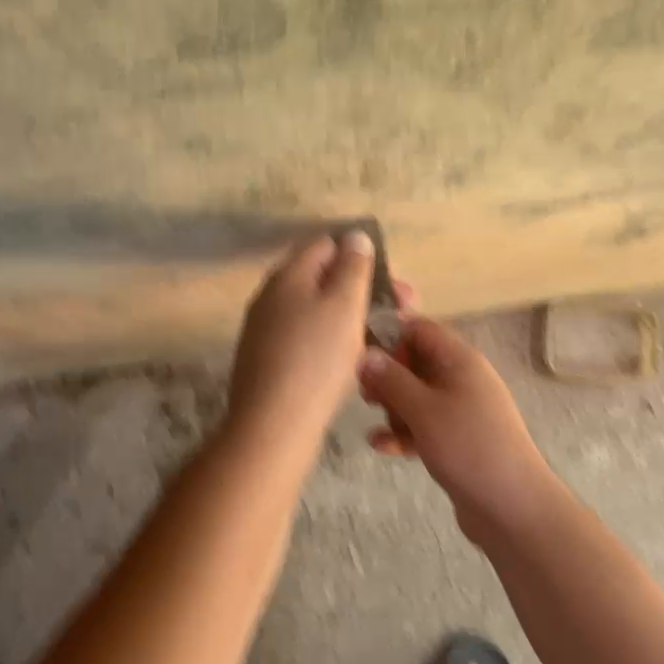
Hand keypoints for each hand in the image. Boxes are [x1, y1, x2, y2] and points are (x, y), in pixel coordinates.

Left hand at [225, 231, 375, 444]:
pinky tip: (350, 363)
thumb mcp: (343, 306)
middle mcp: (270, 297)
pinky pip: (305, 339)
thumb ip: (352, 267)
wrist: (272, 426)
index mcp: (288, 276)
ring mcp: (265, 331)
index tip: (391, 283)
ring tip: (381, 340)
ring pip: (315, 312)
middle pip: (321, 280)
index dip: (360, 256)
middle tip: (398, 314)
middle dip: (361, 291)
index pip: (325, 245)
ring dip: (349, 319)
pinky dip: (330, 343)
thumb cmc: (315, 359)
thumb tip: (354, 237)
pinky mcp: (267, 362)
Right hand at [358, 318, 556, 541]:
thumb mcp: (423, 409)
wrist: (512, 506)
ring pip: (416, 397)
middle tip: (368, 397)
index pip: (420, 329)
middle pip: (415, 363)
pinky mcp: (456, 440)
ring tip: (381, 428)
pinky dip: (403, 433)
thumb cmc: (468, 446)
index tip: (365, 360)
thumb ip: (392, 380)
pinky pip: (423, 425)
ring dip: (394, 410)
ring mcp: (460, 411)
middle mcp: (462, 379)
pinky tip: (382, 447)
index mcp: (460, 360)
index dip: (391, 338)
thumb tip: (367, 354)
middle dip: (388, 379)